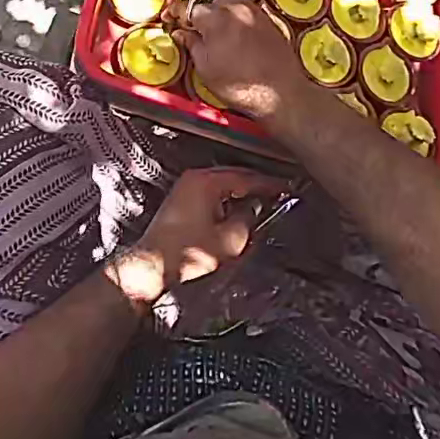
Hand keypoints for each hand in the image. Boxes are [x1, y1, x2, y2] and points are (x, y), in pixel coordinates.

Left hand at [106, 167, 289, 302]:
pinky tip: (237, 207)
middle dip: (256, 183)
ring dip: (241, 189)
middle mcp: (194, 178)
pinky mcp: (180, 198)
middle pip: (233, 174)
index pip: (246, 177)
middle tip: (277, 192)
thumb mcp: (229, 240)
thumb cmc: (186, 253)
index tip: (286, 187)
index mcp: (206, 182)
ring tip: (262, 200)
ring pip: (222, 181)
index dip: (269, 184)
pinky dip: (226, 196)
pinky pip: (211, 190)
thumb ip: (248, 219)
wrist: (153, 264)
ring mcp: (185, 186)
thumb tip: (255, 209)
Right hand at [164, 0, 310, 119]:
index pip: (187, 5)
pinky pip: (246, 3)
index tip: (169, 18)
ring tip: (209, 14)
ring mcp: (254, 11)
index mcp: (214, 19)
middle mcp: (235, 8)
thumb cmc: (241, 85)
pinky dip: (234, 6)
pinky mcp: (268, 19)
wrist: (281, 93)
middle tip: (188, 13)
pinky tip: (230, 22)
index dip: (175, 11)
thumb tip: (182, 34)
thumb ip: (192, 45)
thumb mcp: (206, 68)